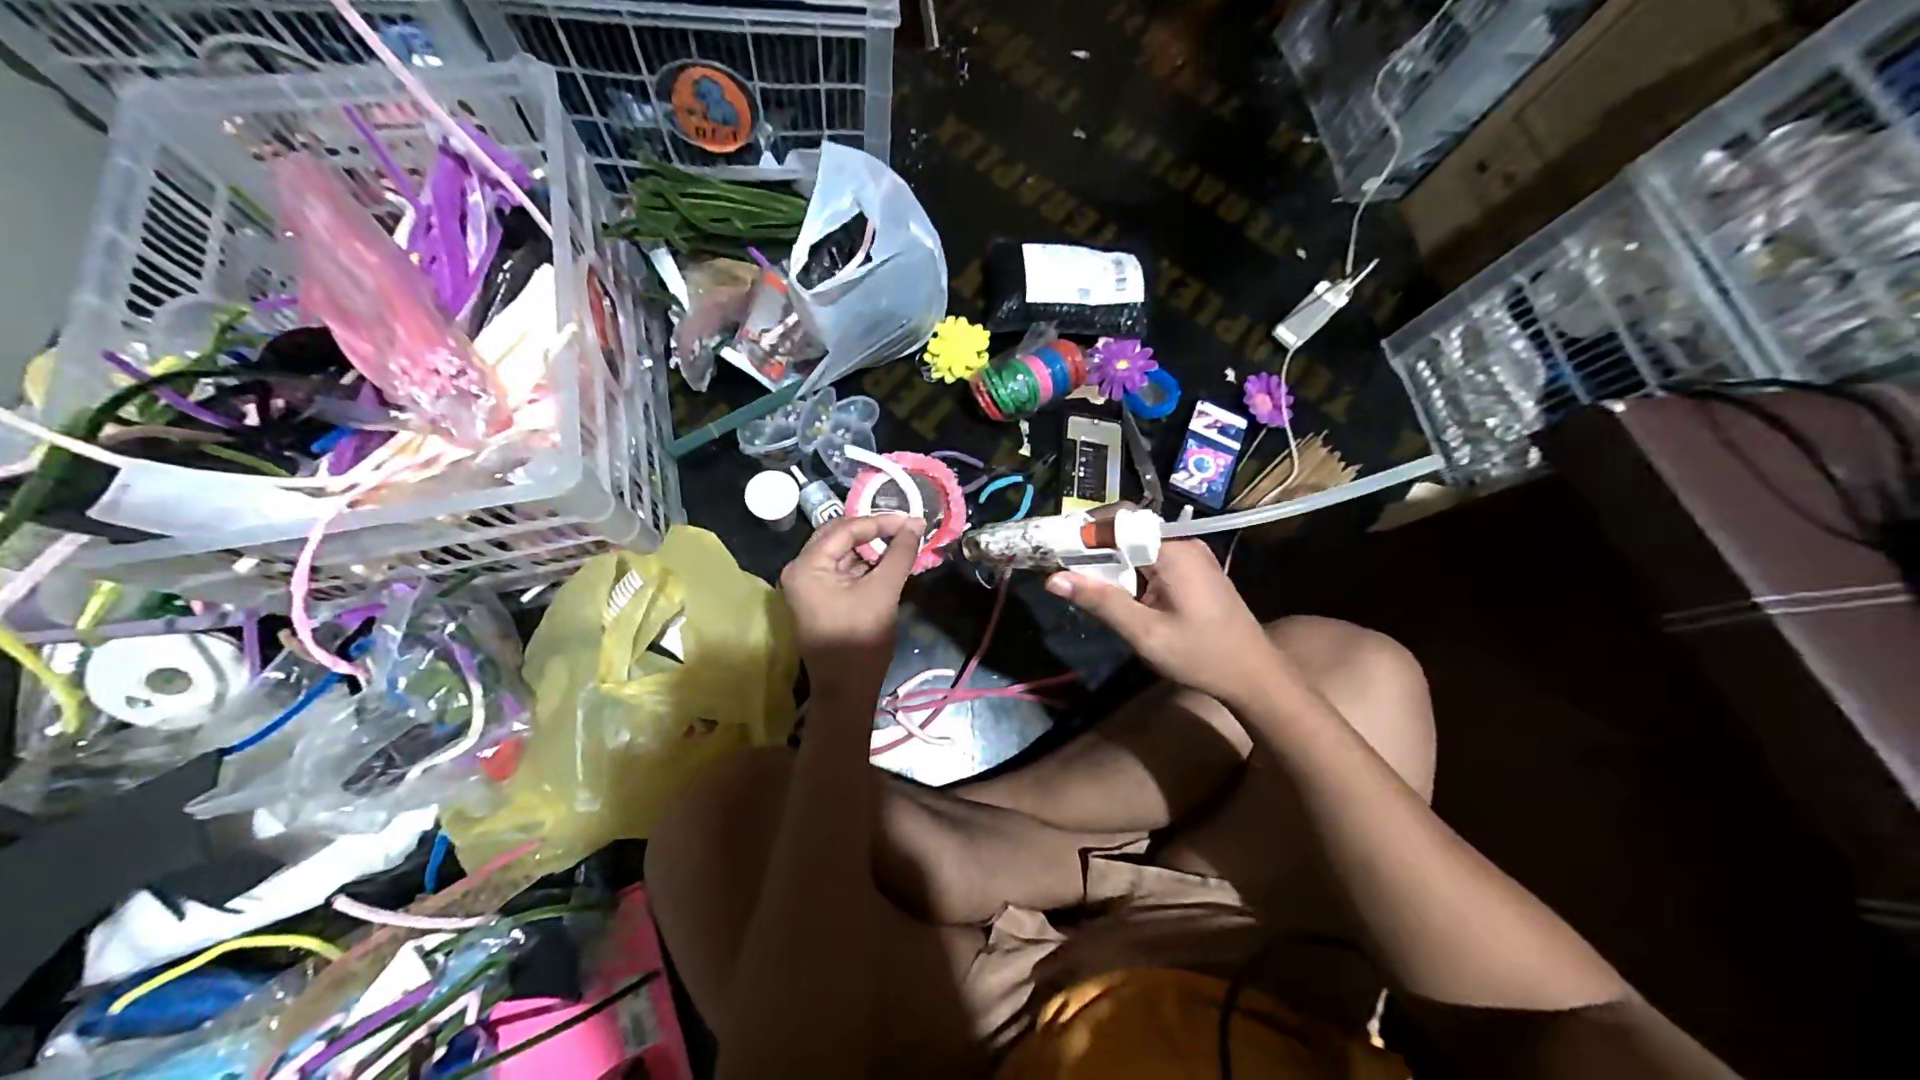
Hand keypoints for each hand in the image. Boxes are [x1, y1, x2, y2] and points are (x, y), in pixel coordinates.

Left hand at [780, 514, 924, 688]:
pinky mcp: (818, 596)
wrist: (846, 688)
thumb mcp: (883, 591)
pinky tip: (887, 560)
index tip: (912, 521)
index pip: (845, 528)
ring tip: (900, 541)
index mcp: (807, 566)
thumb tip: (917, 523)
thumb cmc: (861, 640)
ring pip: (840, 551)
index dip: (880, 522)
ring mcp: (807, 583)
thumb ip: (900, 554)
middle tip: (905, 527)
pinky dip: (863, 562)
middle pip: (838, 535)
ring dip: (869, 546)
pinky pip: (841, 568)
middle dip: (873, 530)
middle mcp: (800, 569)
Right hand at [1045, 539, 1275, 700]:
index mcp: (1173, 552)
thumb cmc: (1201, 655)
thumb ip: (1101, 601)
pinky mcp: (1194, 570)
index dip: (1085, 531)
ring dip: (1112, 561)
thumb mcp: (1145, 633)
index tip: (1056, 549)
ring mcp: (1192, 555)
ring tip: (1086, 584)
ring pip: (1139, 546)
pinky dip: (1130, 570)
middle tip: (1066, 570)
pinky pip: (1153, 559)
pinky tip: (1118, 594)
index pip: (1120, 521)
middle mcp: (1184, 543)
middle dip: (1094, 548)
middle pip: (1128, 531)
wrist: (1254, 675)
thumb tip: (1055, 578)